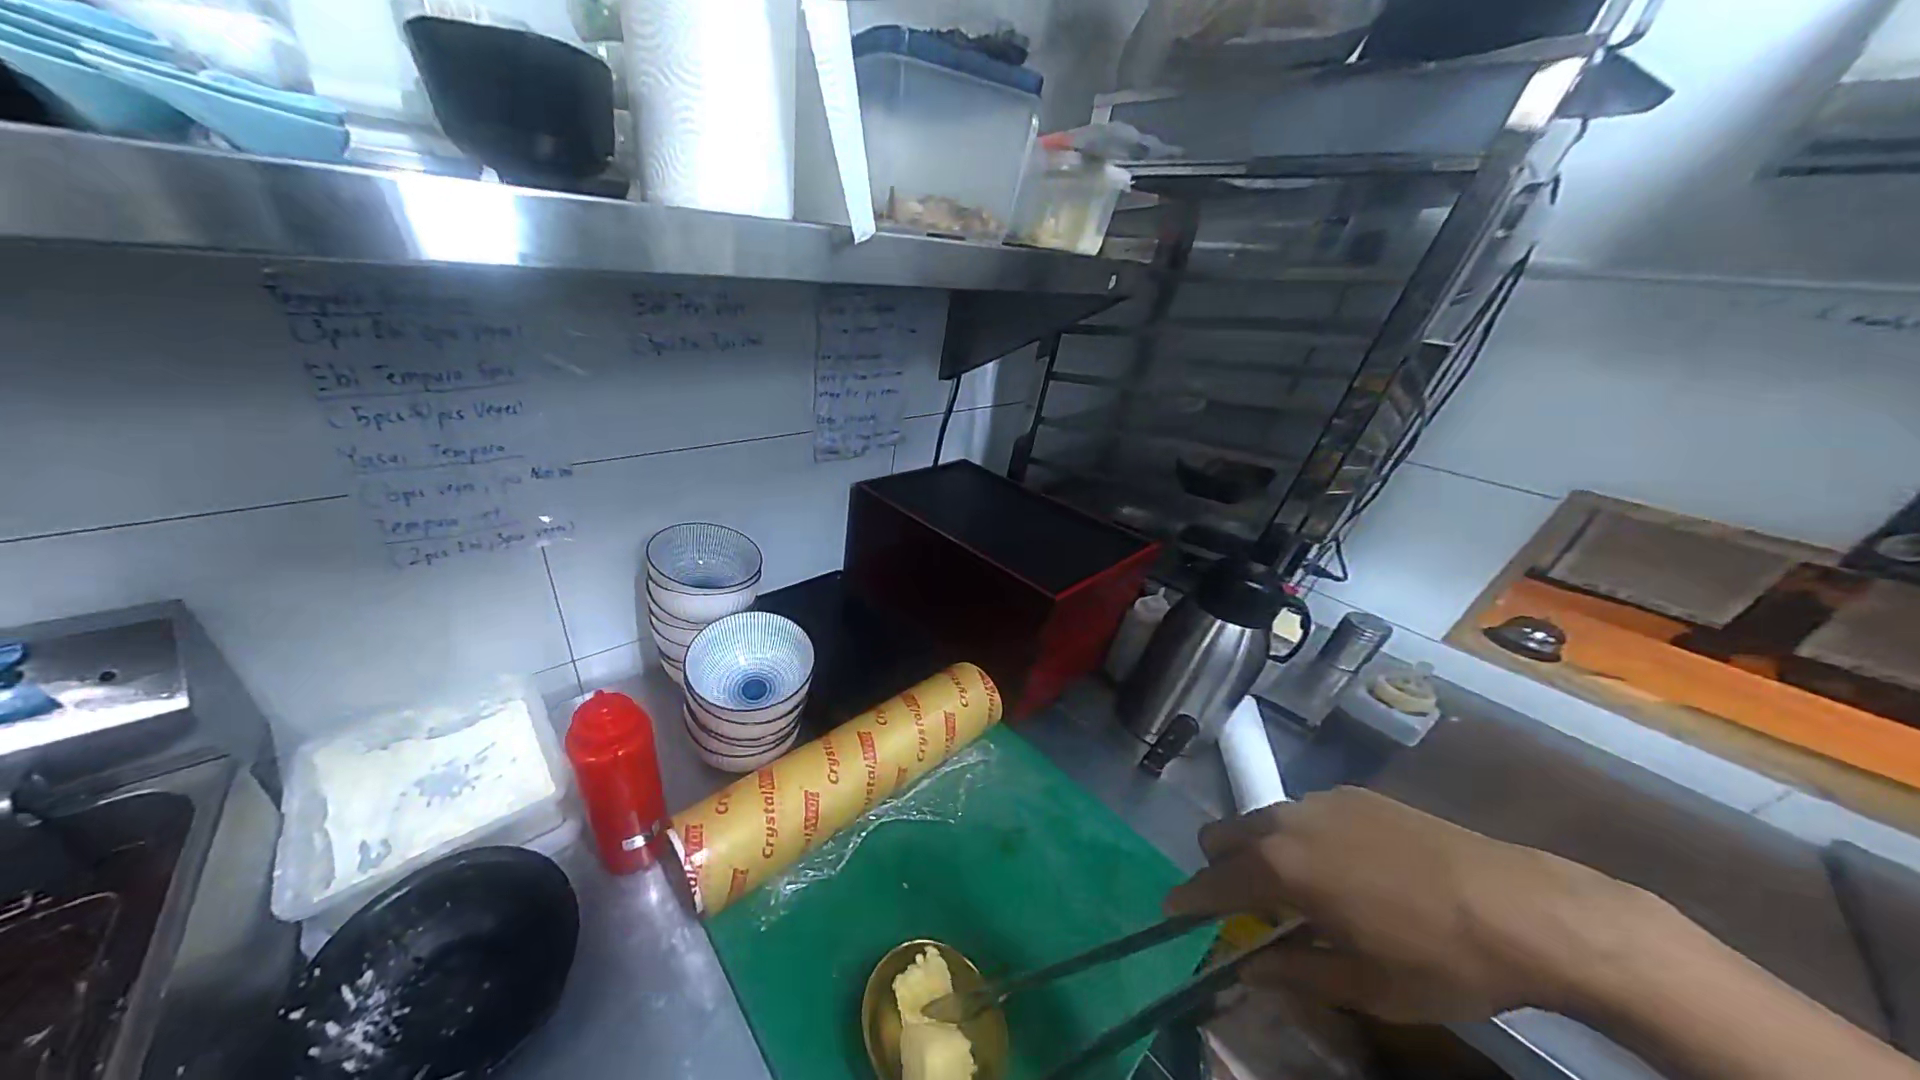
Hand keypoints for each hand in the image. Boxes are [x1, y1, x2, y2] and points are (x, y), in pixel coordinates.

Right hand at [1167, 787, 1669, 1024]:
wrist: (1524, 907)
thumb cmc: (1439, 958)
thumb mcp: (1365, 986)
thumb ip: (1294, 973)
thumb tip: (1248, 971)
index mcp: (1281, 868)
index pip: (1212, 882)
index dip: (1188, 901)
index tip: (1171, 912)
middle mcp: (1288, 822)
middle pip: (1223, 835)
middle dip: (1220, 868)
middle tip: (1246, 908)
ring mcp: (1323, 801)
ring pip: (1263, 820)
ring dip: (1260, 851)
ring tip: (1301, 891)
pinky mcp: (1356, 795)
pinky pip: (1304, 813)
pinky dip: (1301, 838)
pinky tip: (1347, 869)